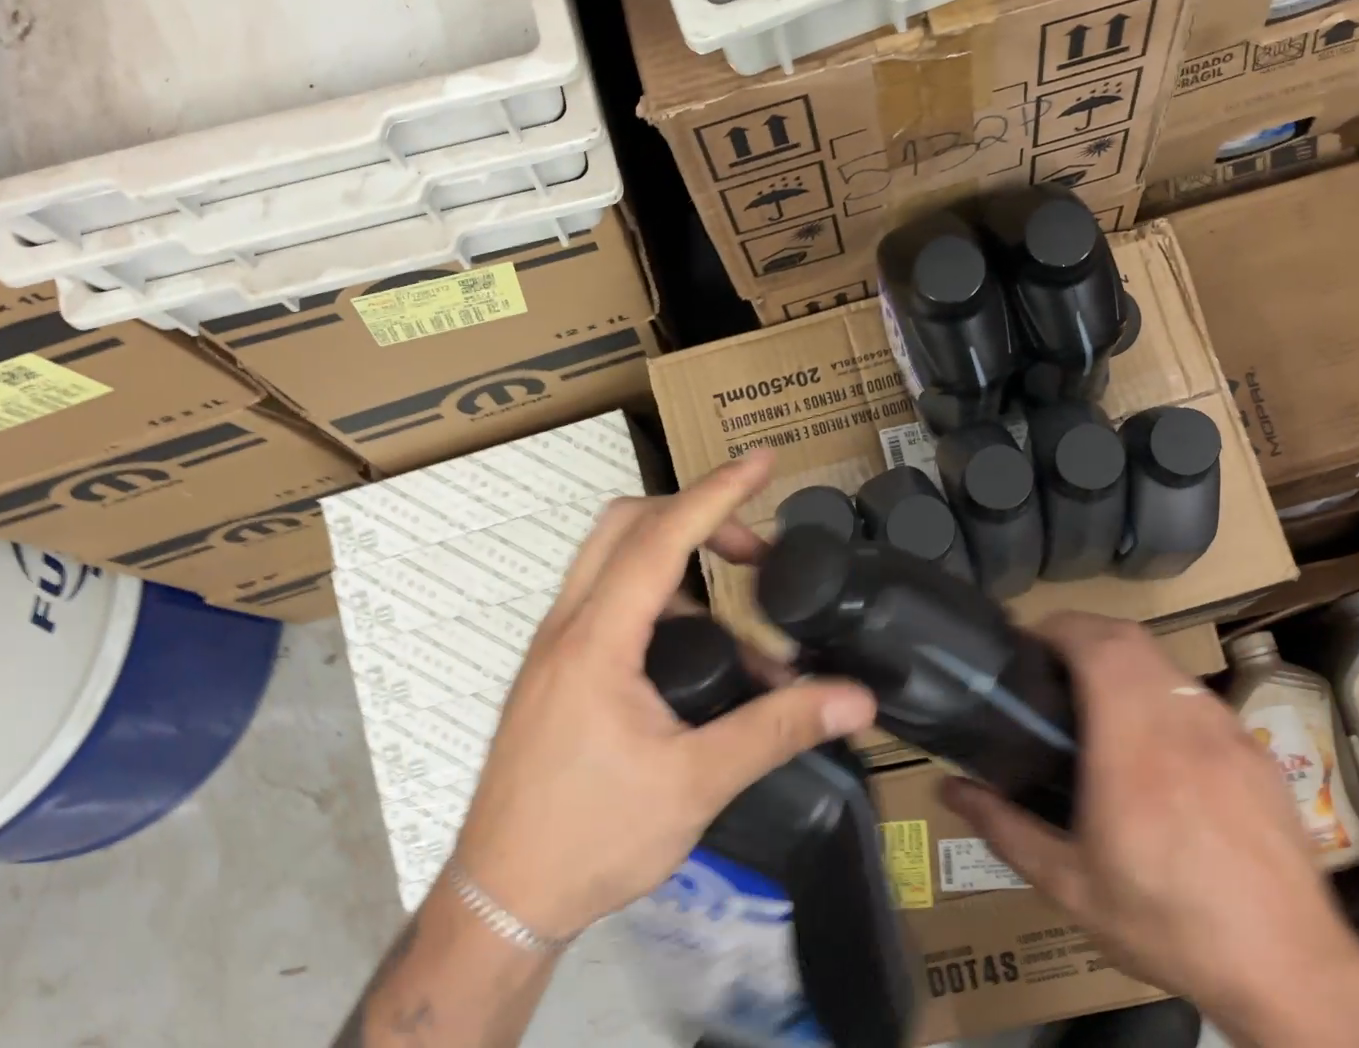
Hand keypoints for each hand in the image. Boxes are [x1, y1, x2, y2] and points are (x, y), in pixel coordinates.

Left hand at [453, 452, 877, 940]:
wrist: (503, 898)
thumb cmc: (592, 839)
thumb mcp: (697, 783)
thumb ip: (778, 730)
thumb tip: (856, 700)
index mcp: (596, 640)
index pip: (661, 538)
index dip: (718, 492)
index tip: (762, 460)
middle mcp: (566, 629)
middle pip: (624, 527)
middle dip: (695, 516)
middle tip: (754, 551)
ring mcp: (552, 651)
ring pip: (610, 564)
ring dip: (674, 560)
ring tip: (737, 612)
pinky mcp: (553, 676)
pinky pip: (605, 605)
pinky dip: (656, 601)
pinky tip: (696, 658)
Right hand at [940, 614, 1358, 1045]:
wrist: (1289, 966)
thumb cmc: (1168, 925)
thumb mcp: (1071, 886)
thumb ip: (1006, 828)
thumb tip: (949, 791)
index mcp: (1132, 746)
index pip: (1099, 645)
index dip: (1059, 627)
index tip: (1027, 643)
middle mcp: (1183, 723)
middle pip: (1131, 640)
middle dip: (1084, 636)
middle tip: (1049, 668)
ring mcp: (1228, 733)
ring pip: (1167, 665)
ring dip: (1124, 664)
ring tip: (1094, 705)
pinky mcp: (1257, 753)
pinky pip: (1199, 699)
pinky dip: (1162, 696)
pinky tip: (1155, 749)